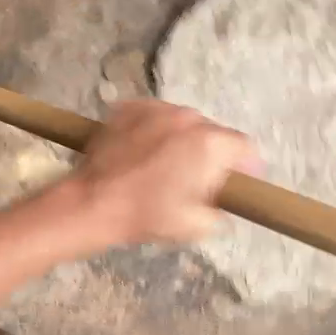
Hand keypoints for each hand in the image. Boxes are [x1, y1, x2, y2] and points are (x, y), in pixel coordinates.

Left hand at [66, 100, 258, 246]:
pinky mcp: (130, 109)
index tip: (238, 181)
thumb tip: (221, 205)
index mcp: (210, 144)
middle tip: (194, 178)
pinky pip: (153, 117)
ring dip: (180, 140)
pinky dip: (153, 131)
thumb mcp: (193, 225)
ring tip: (162, 166)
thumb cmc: (144, 216)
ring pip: (182, 123)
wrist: (90, 203)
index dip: (244, 167)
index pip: (244, 148)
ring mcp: (157, 109)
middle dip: (209, 154)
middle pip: (212, 133)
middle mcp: (188, 117)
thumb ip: (220, 212)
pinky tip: (142, 154)